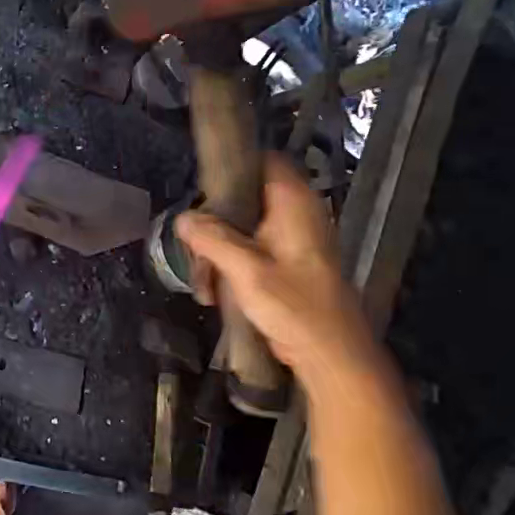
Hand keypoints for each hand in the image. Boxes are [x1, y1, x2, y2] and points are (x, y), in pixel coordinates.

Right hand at [176, 155, 383, 380]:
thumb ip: (213, 239)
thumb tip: (183, 218)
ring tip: (204, 283)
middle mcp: (296, 212)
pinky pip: (253, 251)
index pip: (262, 161)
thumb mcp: (246, 270)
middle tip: (195, 250)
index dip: (233, 169)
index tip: (203, 191)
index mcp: (294, 201)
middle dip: (216, 225)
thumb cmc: (294, 306)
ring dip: (219, 252)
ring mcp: (293, 239)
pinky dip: (233, 266)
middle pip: (246, 199)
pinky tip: (217, 292)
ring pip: (245, 228)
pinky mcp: (289, 263)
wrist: (331, 353)